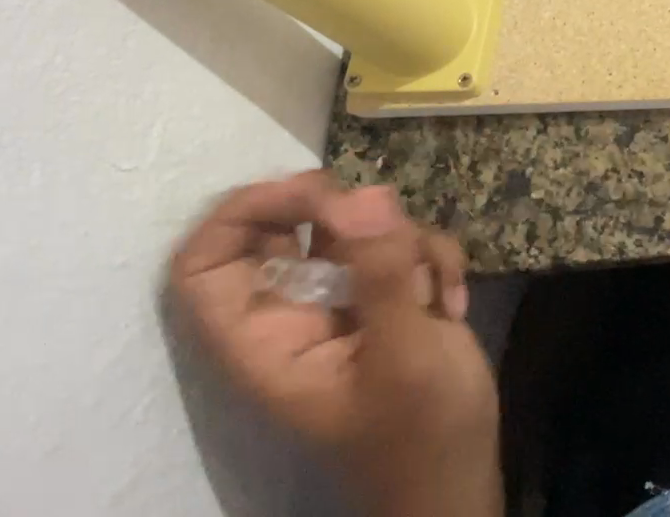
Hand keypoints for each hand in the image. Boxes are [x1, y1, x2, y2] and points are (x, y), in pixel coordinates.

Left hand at [168, 173, 500, 516]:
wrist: (461, 478)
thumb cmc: (420, 434)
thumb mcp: (403, 356)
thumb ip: (381, 275)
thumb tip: (364, 193)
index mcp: (265, 340)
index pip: (207, 263)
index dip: (244, 213)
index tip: (316, 191)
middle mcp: (295, 313)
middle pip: (287, 227)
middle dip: (345, 212)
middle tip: (390, 220)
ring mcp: (346, 302)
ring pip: (358, 229)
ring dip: (409, 242)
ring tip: (438, 294)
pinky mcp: (390, 298)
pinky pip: (403, 247)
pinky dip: (436, 258)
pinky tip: (454, 302)